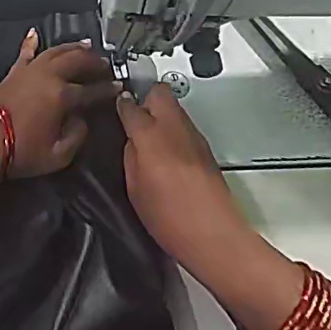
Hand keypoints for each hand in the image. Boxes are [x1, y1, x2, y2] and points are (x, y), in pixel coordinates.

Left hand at [0, 30, 120, 179]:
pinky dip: (32, 42)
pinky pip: (26, 52)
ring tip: (86, 45)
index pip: (92, 90)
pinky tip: (35, 33)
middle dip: (95, 62)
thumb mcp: (58, 155)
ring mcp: (30, 70)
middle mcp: (49, 76)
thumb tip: (82, 121)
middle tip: (105, 64)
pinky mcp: (14, 72)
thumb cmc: (20, 151)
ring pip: (56, 51)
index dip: (108, 88)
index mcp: (63, 96)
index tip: (118, 86)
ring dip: (73, 47)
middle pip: (78, 61)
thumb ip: (77, 136)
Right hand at [115, 84, 261, 281]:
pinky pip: (184, 126)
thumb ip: (129, 155)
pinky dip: (173, 130)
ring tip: (148, 135)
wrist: (215, 237)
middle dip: (144, 97)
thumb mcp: (134, 188)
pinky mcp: (206, 149)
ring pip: (174, 106)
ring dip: (160, 113)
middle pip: (159, 92)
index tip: (116, 107)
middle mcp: (176, 128)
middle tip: (133, 113)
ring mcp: (194, 136)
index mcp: (151, 135)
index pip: (130, 105)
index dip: (120, 104)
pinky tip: (165, 151)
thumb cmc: (173, 218)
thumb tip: (129, 140)